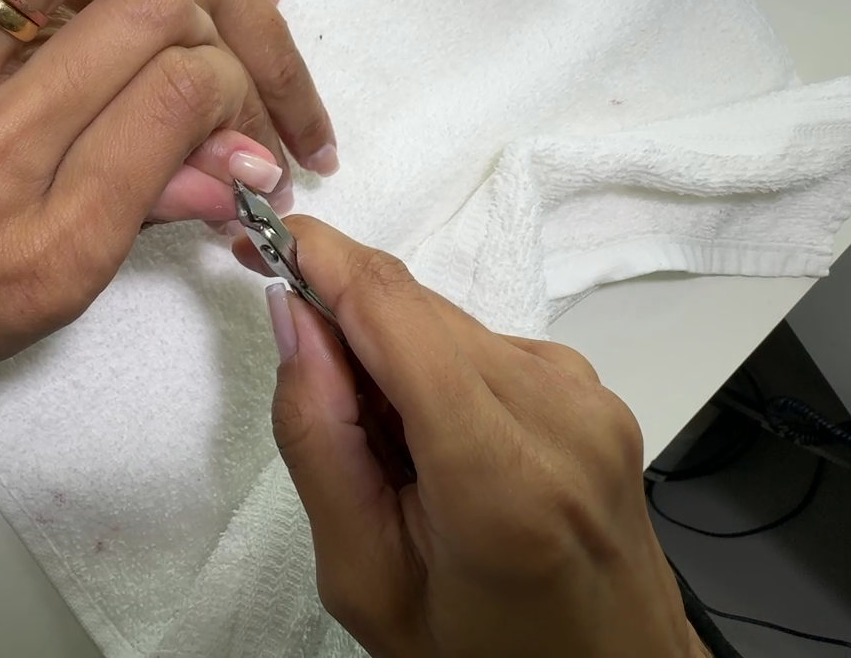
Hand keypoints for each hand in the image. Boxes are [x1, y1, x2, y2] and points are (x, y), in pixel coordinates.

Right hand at [242, 219, 703, 657]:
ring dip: (388, 348)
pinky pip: (476, 338)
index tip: (262, 235)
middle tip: (314, 381)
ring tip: (389, 438)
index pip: (393, 312)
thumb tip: (293, 315)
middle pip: (411, 309)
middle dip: (342, 317)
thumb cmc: (479, 653)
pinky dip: (432, 363)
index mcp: (498, 477)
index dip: (320, 257)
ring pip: (440, 318)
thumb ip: (315, 435)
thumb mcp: (360, 574)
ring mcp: (584, 394)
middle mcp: (557, 414)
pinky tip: (435, 431)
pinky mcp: (589, 385)